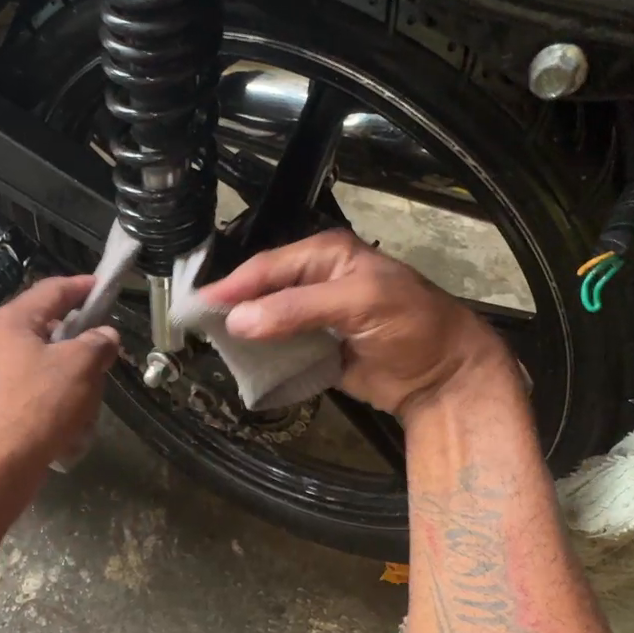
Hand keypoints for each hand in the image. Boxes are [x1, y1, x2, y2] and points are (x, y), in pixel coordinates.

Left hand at [0, 275, 119, 478]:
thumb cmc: (39, 407)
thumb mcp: (80, 367)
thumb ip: (98, 343)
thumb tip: (106, 336)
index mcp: (12, 321)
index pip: (52, 289)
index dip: (82, 286)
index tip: (106, 288)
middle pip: (50, 328)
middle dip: (82, 342)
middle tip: (106, 353)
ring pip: (48, 364)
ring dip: (74, 378)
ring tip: (90, 398)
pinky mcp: (1, 404)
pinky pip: (39, 391)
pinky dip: (59, 401)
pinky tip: (72, 423)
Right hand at [199, 229, 509, 418]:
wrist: (441, 376)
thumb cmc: (410, 325)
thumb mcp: (358, 304)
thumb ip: (297, 309)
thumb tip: (237, 321)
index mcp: (325, 255)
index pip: (267, 266)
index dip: (231, 285)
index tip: (196, 305)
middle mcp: (313, 281)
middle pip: (259, 290)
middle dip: (229, 305)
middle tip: (193, 324)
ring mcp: (310, 318)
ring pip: (263, 319)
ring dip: (240, 332)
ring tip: (206, 344)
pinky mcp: (311, 349)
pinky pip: (275, 349)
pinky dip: (257, 356)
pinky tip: (237, 362)